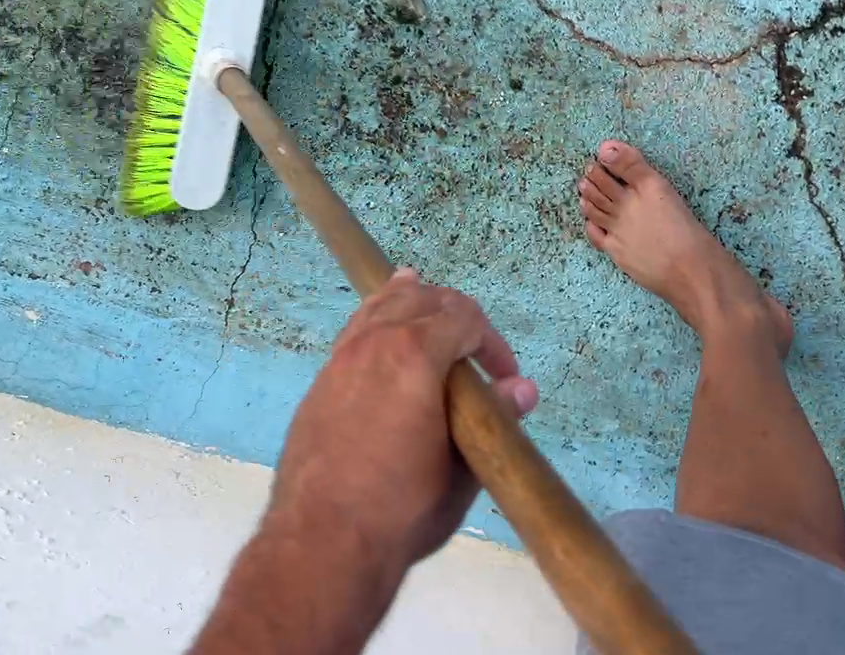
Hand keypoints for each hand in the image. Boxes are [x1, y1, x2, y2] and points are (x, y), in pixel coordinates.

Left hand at [265, 267, 539, 571]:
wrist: (320, 546)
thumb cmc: (403, 510)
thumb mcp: (463, 469)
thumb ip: (494, 419)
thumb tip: (524, 388)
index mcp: (415, 353)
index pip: (465, 316)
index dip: (492, 342)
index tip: (504, 377)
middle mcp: (376, 341)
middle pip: (424, 298)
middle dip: (459, 318)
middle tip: (476, 357)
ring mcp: (342, 357)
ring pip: (384, 305)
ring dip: (416, 306)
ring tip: (434, 317)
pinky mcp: (322, 380)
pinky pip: (357, 329)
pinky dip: (380, 320)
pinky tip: (388, 331)